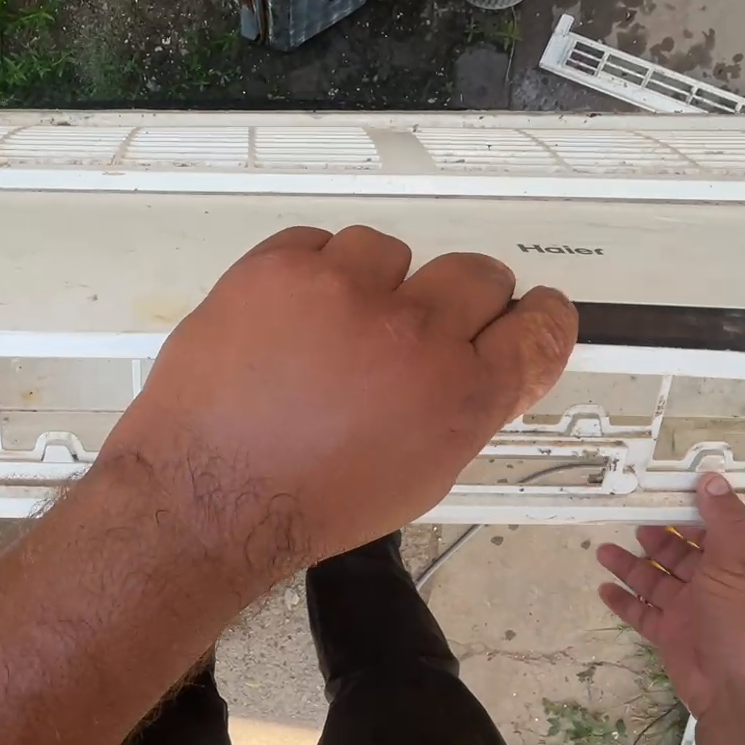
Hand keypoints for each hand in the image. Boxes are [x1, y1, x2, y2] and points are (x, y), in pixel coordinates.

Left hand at [99, 225, 577, 579]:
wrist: (206, 496)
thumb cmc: (306, 501)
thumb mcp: (417, 476)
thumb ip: (463, 405)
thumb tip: (484, 357)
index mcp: (461, 394)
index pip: (538, 327)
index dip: (536, 317)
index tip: (525, 311)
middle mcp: (414, 333)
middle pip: (476, 273)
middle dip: (452, 301)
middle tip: (405, 330)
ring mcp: (343, 291)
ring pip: (388, 252)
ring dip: (368, 286)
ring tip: (323, 335)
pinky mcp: (278, 268)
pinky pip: (317, 243)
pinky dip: (309, 275)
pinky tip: (285, 321)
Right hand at [595, 474, 744, 717]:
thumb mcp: (738, 564)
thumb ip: (724, 520)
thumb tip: (713, 476)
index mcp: (742, 567)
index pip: (714, 532)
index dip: (690, 513)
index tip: (660, 494)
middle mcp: (718, 588)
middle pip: (681, 556)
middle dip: (656, 539)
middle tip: (626, 520)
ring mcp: (693, 614)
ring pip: (656, 582)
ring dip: (631, 566)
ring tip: (603, 551)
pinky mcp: (671, 637)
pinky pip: (643, 613)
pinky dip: (624, 601)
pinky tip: (604, 589)